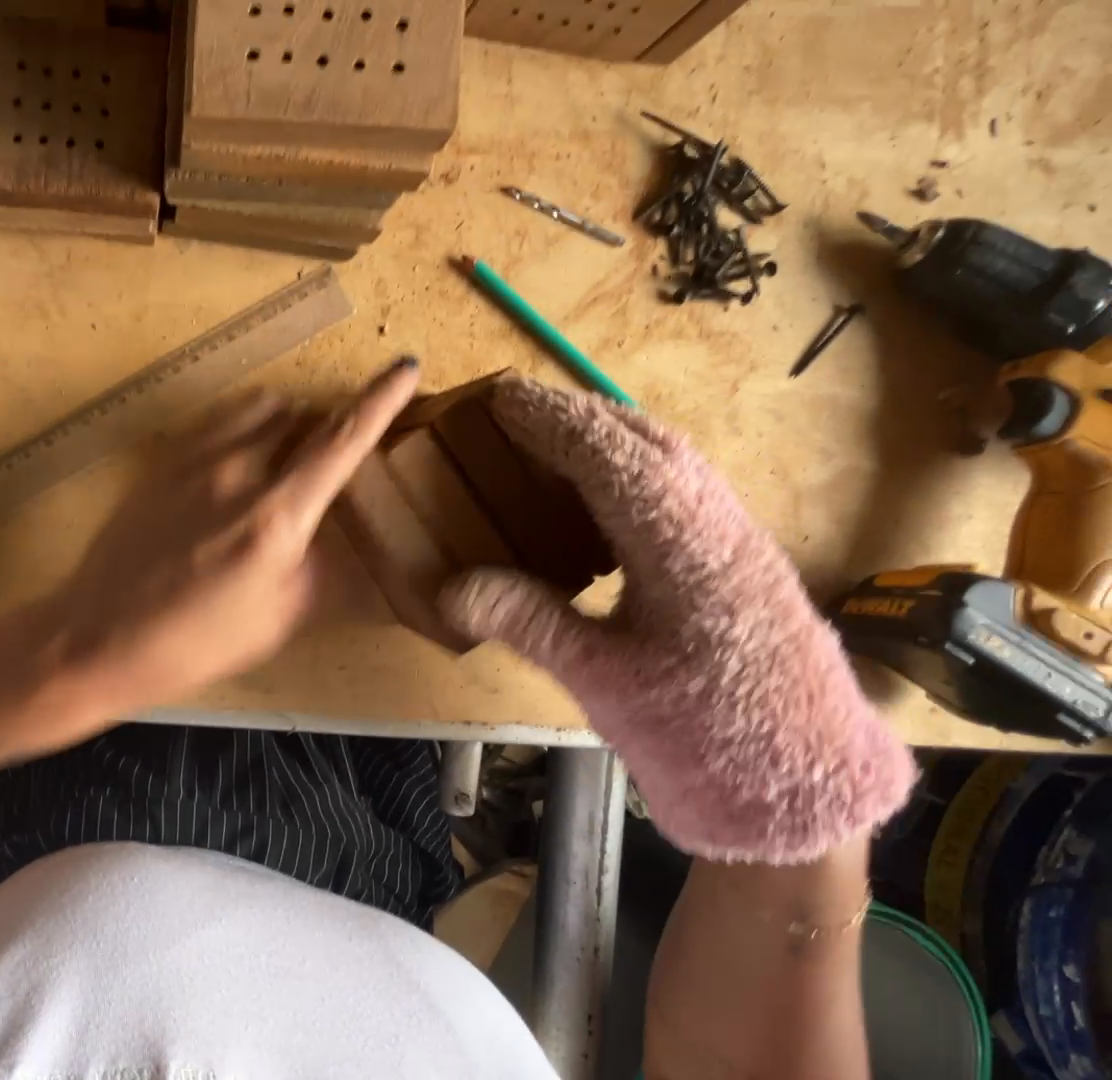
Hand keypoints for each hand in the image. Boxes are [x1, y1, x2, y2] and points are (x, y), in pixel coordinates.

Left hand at [50, 357, 421, 715]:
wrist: (97, 637)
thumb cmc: (194, 645)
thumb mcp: (277, 621)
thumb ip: (321, 570)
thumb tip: (345, 539)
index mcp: (274, 519)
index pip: (340, 442)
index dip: (380, 401)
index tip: (407, 369)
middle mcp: (236, 473)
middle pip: (299, 413)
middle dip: (327, 421)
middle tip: (334, 450)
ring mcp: (192, 461)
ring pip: (256, 408)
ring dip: (283, 420)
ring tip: (283, 455)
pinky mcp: (161, 462)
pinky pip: (216, 422)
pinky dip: (241, 429)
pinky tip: (235, 465)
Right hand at [437, 378, 916, 863]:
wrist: (805, 791)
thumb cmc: (703, 735)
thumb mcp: (602, 680)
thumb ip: (529, 621)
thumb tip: (448, 587)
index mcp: (682, 546)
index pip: (610, 456)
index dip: (551, 421)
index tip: (500, 397)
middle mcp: (716, 525)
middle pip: (645, 440)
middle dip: (577, 414)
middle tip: (513, 409)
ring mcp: (734, 540)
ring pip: (669, 460)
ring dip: (607, 435)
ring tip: (547, 438)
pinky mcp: (736, 562)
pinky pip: (679, 488)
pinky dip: (628, 468)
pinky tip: (597, 495)